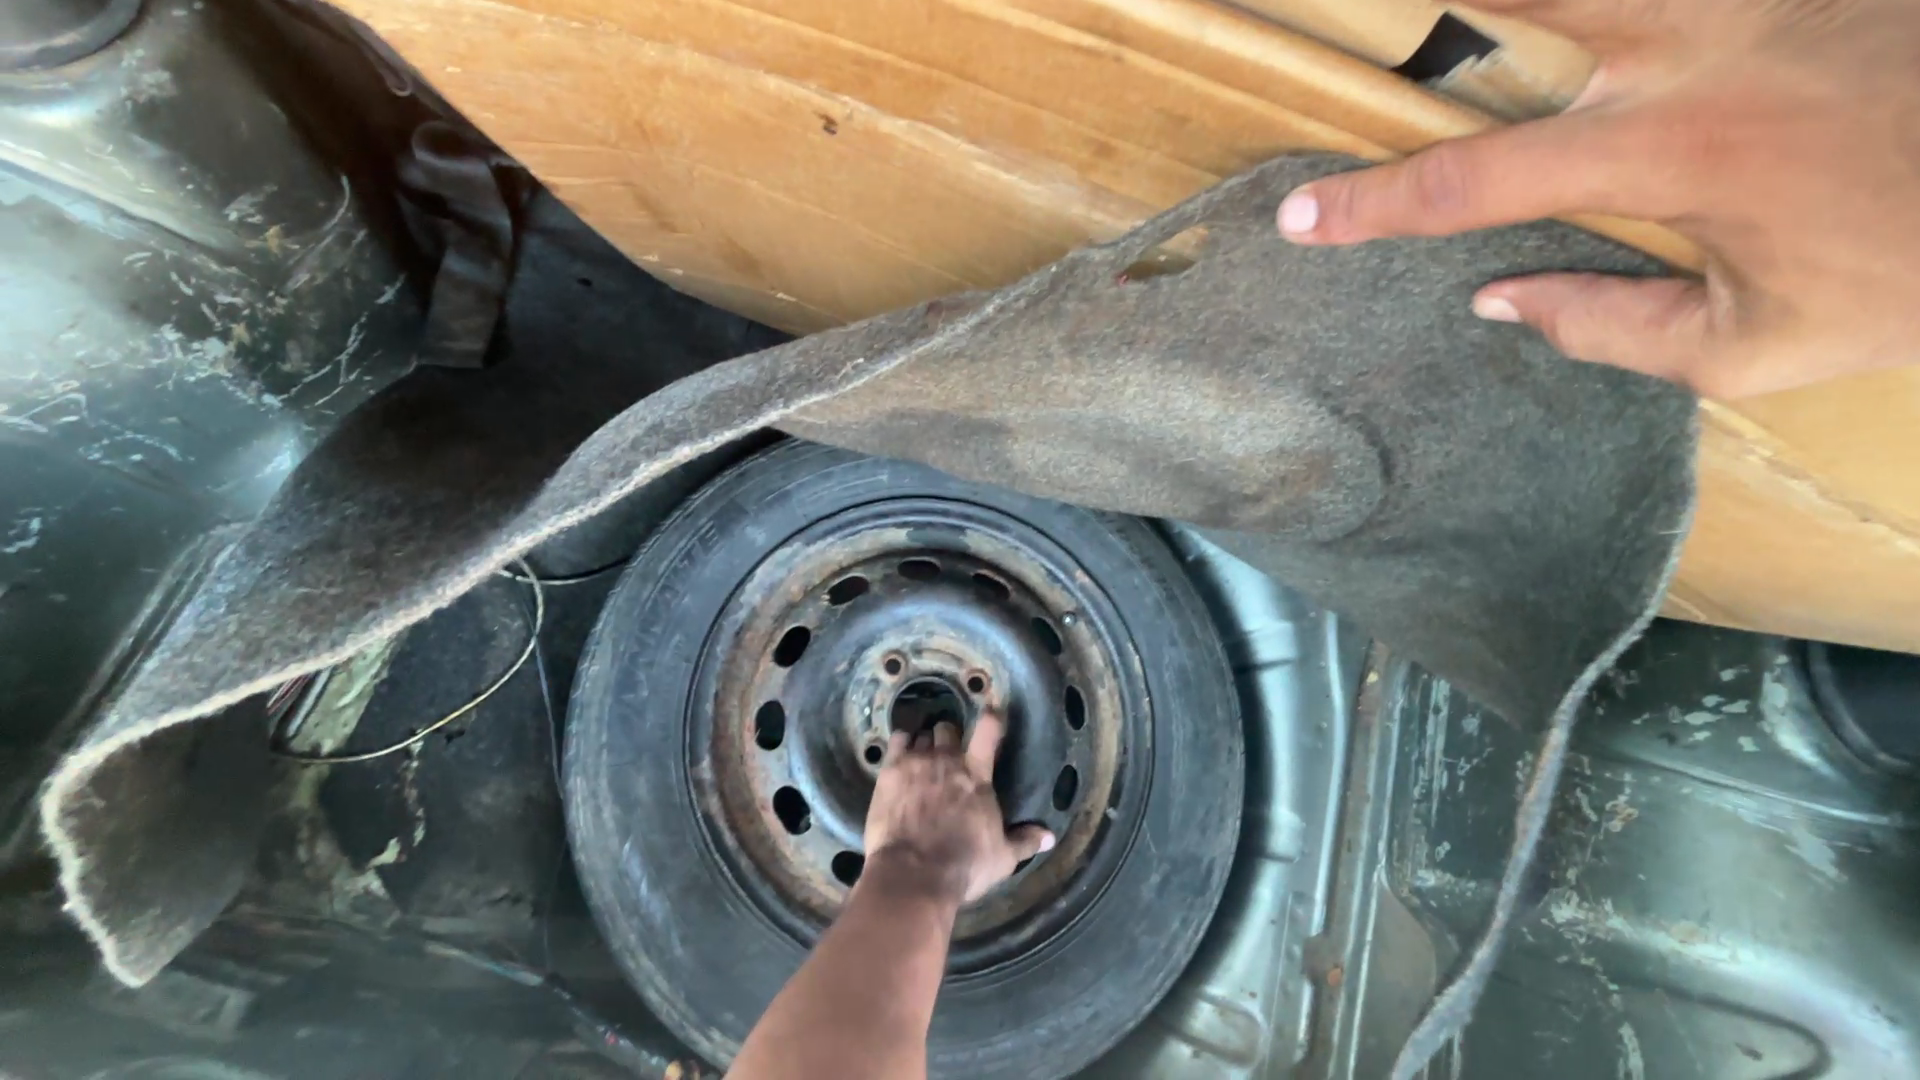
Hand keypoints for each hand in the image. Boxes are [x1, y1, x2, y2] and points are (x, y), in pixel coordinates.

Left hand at [862, 709, 1054, 904]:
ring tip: (922, 758)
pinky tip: (900, 755)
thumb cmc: (964, 865)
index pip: (988, 730)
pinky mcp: (890, 770)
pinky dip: (901, 744)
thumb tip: (1049, 836)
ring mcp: (917, 762)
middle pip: (947, 729)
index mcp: (977, 775)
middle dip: (948, 737)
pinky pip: (897, 741)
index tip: (990, 710)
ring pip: (921, 734)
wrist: (914, 874)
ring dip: (924, 744)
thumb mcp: (1002, 858)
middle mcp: (947, 760)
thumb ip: (1025, 841)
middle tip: (947, 753)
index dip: (990, 717)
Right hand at [1276, 0, 1919, 398]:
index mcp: (1677, 152)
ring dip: (1509, 0)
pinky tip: (1547, 24)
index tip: (1298, 216)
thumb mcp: (1755, 343)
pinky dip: (1589, 3)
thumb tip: (1497, 299)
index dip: (1373, 202)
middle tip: (1357, 25)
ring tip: (1446, 26)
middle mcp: (1708, 45)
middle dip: (1432, 12)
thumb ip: (1609, 327)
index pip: (1475, 181)